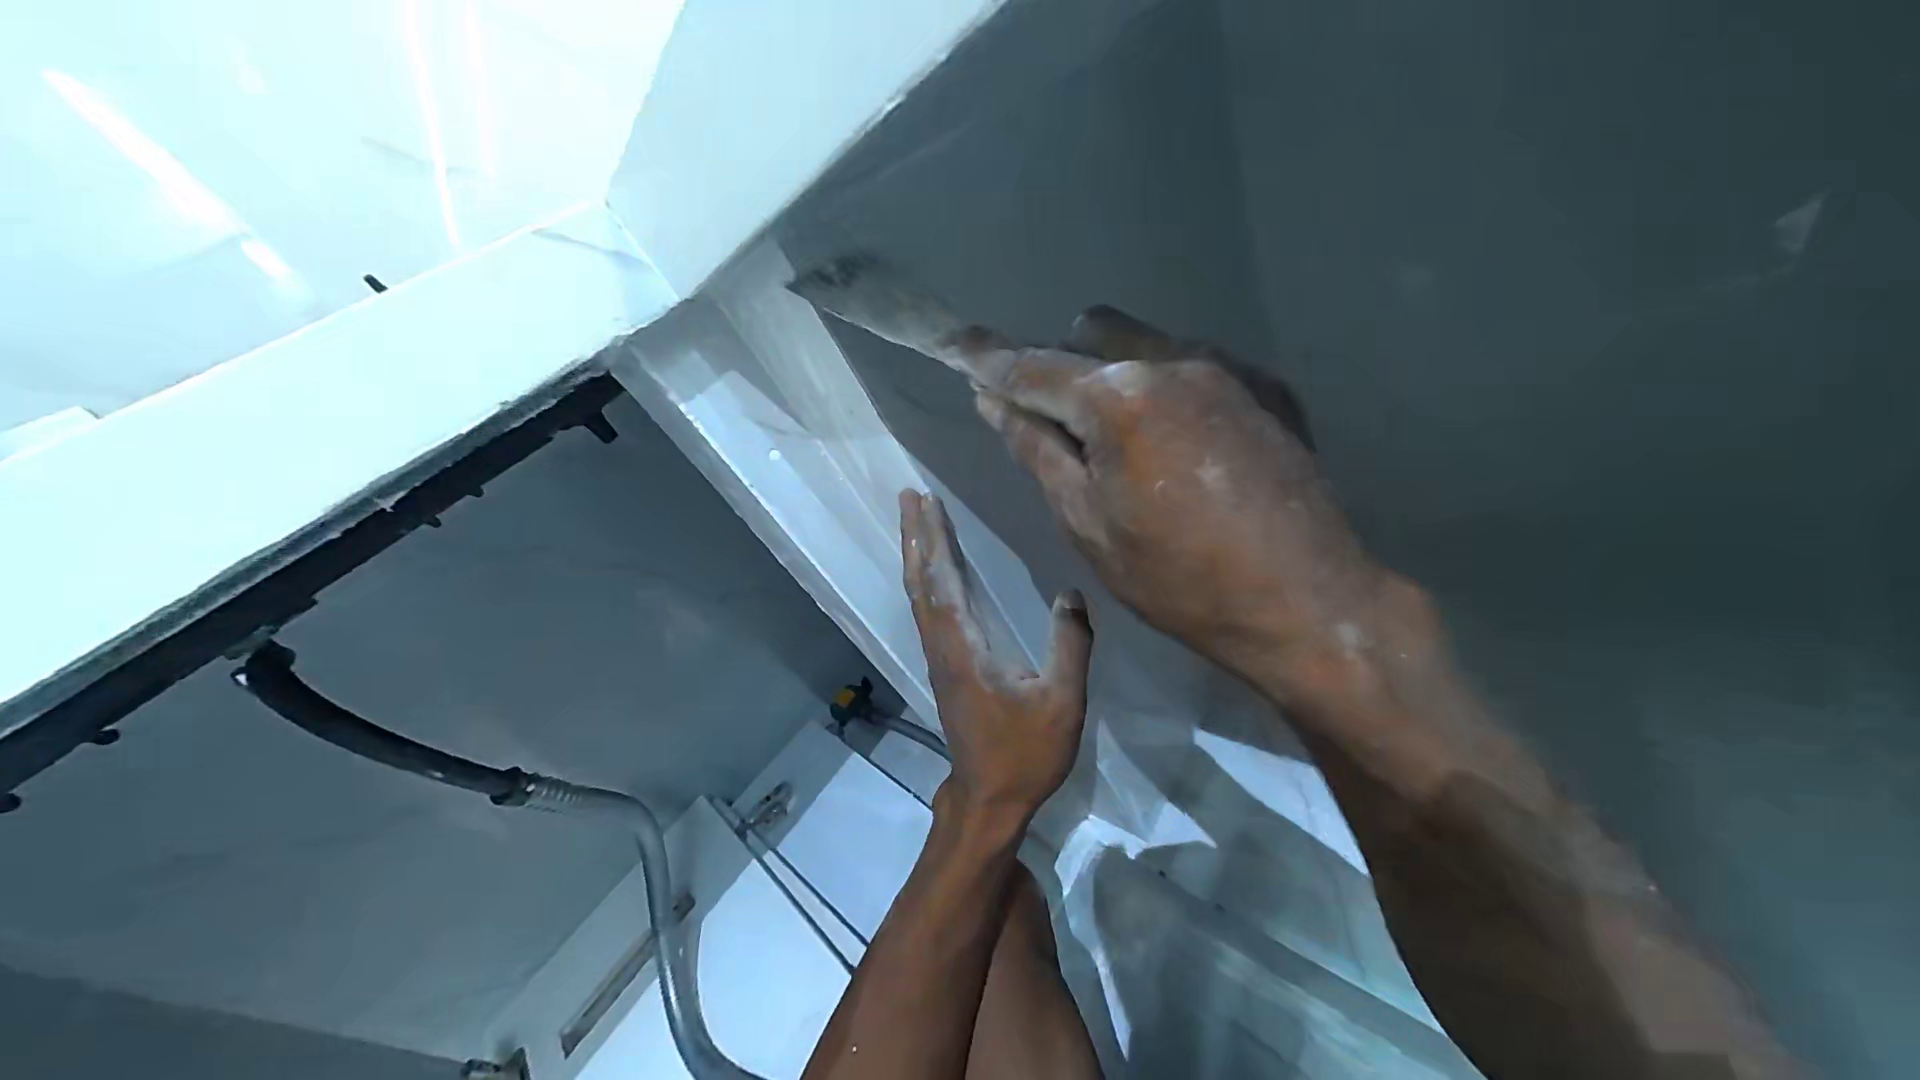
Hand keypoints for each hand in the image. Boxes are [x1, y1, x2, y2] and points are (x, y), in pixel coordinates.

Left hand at [900, 490, 1092, 820]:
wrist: (990, 797)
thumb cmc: (1026, 753)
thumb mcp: (1062, 702)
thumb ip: (1070, 644)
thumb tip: (1071, 592)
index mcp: (964, 648)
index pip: (942, 582)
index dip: (933, 539)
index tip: (924, 501)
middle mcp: (942, 646)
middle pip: (921, 581)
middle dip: (914, 535)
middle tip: (908, 495)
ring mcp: (939, 658)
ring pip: (920, 596)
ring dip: (917, 555)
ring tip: (916, 521)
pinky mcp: (945, 668)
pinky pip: (928, 612)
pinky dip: (926, 580)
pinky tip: (934, 572)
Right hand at [968, 306, 1389, 696]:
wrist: (1307, 604)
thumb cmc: (1179, 580)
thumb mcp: (1087, 525)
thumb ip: (1037, 451)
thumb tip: (993, 402)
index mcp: (1120, 397)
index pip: (1033, 367)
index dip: (987, 358)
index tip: (955, 344)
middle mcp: (1174, 359)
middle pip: (1089, 333)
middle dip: (1057, 367)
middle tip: (1055, 427)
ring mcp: (1229, 368)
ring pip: (1142, 342)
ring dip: (1111, 375)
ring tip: (1122, 443)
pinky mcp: (1267, 387)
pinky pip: (1192, 365)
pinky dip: (1162, 389)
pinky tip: (1179, 447)